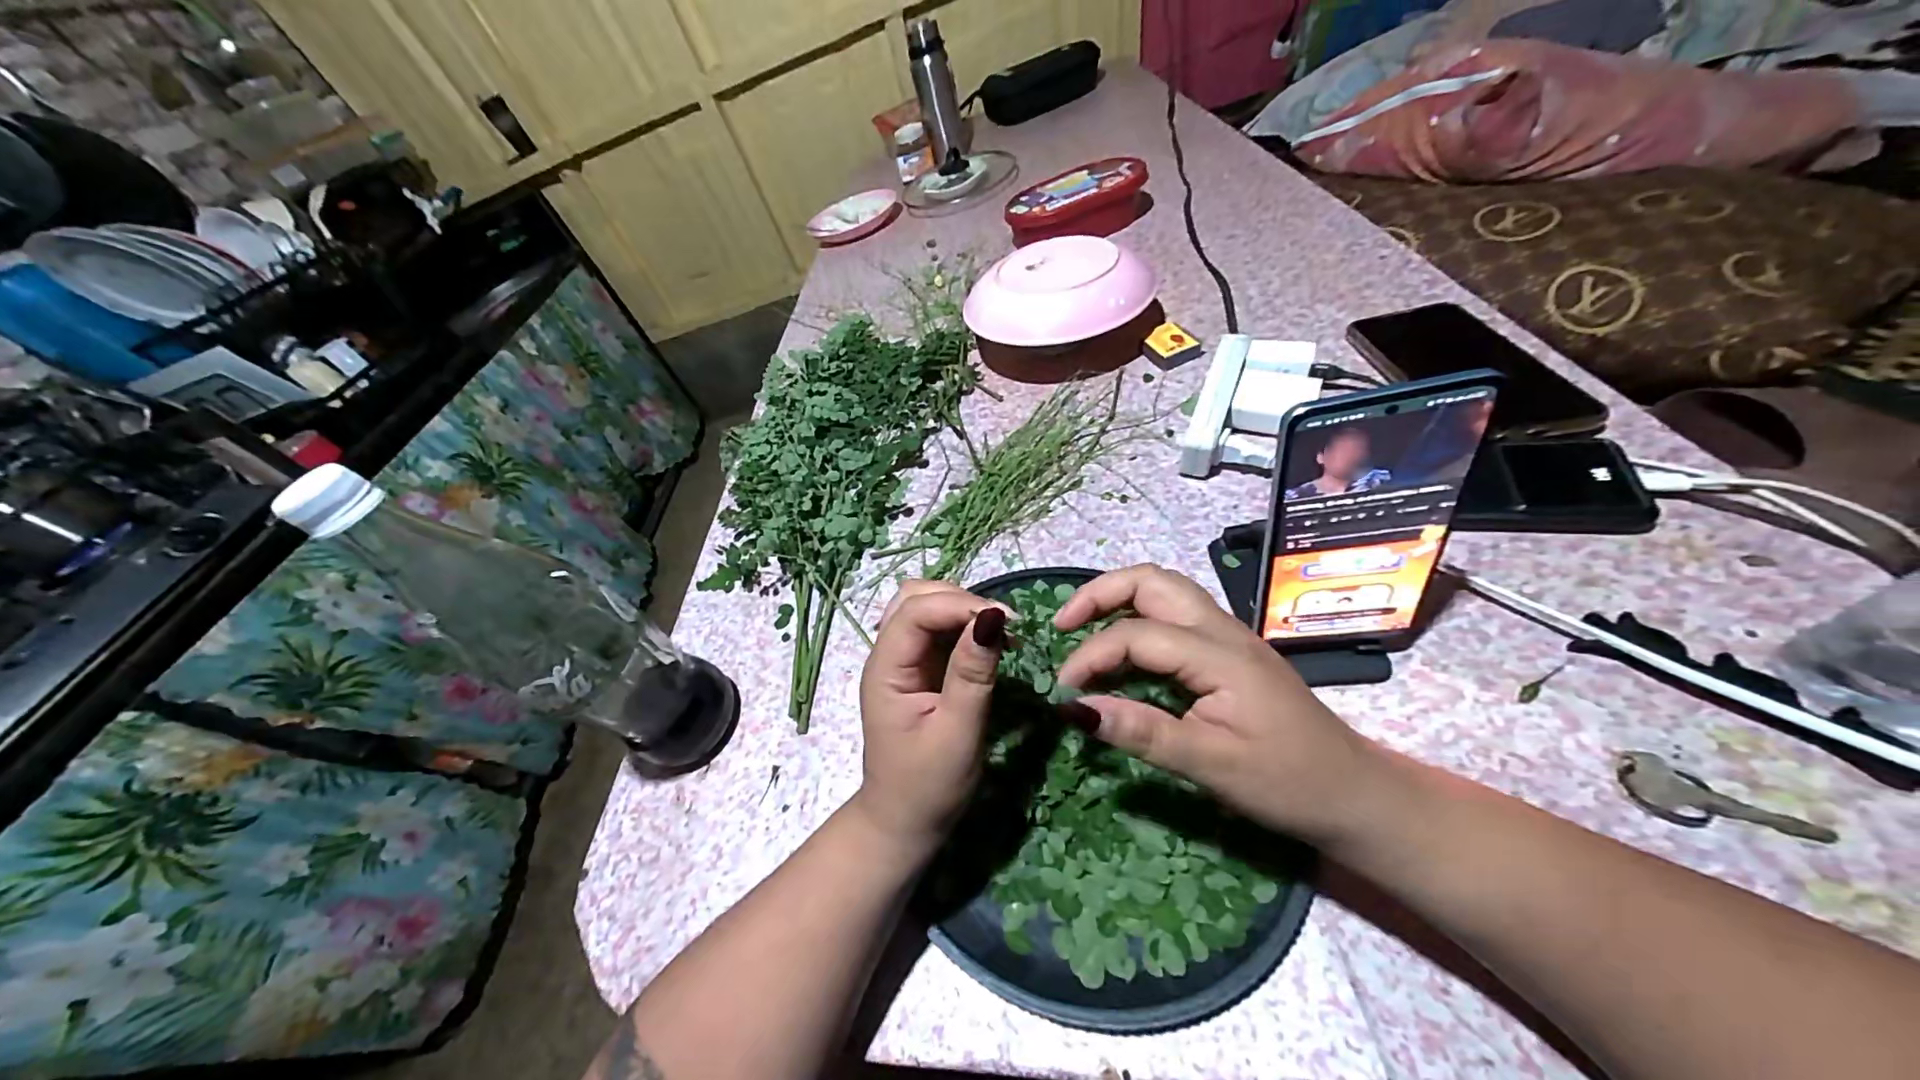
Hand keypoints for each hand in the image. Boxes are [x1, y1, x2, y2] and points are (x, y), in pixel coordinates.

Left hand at [853, 580, 1007, 852]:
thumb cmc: (928, 785)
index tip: (1008, 622)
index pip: (915, 611)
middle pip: (916, 597)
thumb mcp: (957, 732)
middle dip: (961, 600)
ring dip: (963, 609)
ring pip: (927, 607)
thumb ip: (972, 674)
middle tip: (1004, 626)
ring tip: (1000, 632)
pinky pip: (940, 630)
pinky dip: (966, 626)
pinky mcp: (921, 669)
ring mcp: (904, 660)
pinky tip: (990, 643)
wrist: (905, 822)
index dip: (961, 605)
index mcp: (886, 669)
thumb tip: (993, 618)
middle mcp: (890, 655)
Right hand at [1055, 565, 1389, 844]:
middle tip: (1063, 625)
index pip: (1137, 634)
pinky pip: (1176, 614)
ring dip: (1119, 598)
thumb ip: (1142, 732)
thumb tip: (1074, 709)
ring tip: (1083, 628)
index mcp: (1220, 656)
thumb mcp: (1210, 765)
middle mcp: (1224, 631)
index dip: (1091, 656)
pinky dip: (1138, 616)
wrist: (1354, 792)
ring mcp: (1229, 636)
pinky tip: (1123, 650)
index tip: (1063, 690)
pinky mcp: (1229, 650)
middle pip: (1152, 581)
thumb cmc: (1287, 782)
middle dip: (1100, 593)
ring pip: (1165, 589)